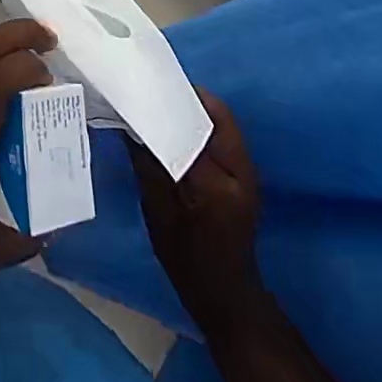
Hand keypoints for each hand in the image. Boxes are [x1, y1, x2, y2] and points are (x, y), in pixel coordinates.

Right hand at [127, 88, 263, 332]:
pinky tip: (181, 129)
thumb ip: (149, 169)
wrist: (227, 293)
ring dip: (198, 110)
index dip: (172, 105)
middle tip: (156, 90)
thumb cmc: (187, 261)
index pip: (194, 129)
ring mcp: (248, 170)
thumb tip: (132, 128)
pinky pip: (226, 137)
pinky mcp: (246, 173)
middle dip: (188, 99)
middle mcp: (241, 168)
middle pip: (217, 117)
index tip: (148, 89)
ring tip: (165, 104)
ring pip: (224, 124)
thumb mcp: (159, 216)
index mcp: (216, 183)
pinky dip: (204, 126)